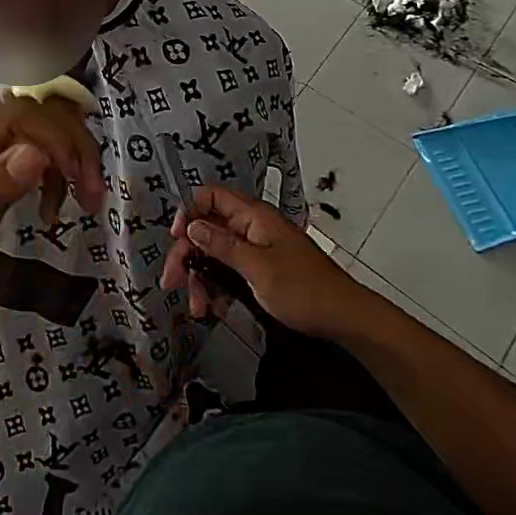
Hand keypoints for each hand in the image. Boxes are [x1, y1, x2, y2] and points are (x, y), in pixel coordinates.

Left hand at [0, 98, 102, 298]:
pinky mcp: (6, 157)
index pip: (24, 117)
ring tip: (88, 200)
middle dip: (75, 150)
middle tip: (94, 191)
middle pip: (44, 118)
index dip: (58, 140)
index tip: (77, 176)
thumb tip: (36, 154)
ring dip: (76, 162)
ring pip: (52, 132)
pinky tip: (57, 205)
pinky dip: (62, 174)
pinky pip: (47, 151)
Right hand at [158, 186, 382, 339]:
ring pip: (215, 255)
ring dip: (201, 278)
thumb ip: (223, 246)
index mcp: (255, 217)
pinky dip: (217, 288)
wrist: (341, 316)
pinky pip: (228, 272)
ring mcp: (257, 249)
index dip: (190, 212)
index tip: (177, 237)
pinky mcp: (260, 270)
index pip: (212, 197)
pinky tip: (214, 307)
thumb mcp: (258, 268)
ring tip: (199, 305)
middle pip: (208, 229)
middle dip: (188, 254)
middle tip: (174, 280)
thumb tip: (193, 226)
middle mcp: (254, 228)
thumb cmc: (307, 291)